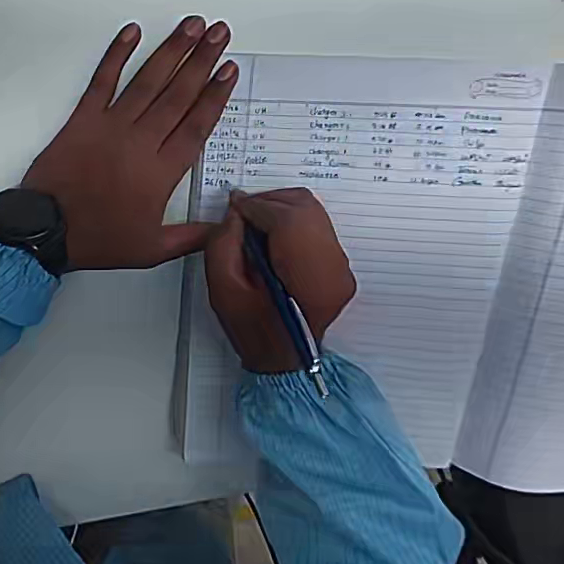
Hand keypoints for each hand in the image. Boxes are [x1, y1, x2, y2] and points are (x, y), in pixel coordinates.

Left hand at [22, 17, 236, 270]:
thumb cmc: (94, 238)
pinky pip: (102, 81)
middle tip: (219, 34)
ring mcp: (110, 127)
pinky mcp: (83, 120)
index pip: (196, 124)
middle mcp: (139, 143)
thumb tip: (219, 231)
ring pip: (147, 82)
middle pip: (178, 94)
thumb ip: (190, 237)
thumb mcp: (150, 249)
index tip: (228, 71)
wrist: (46, 232)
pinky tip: (131, 34)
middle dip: (202, 60)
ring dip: (171, 51)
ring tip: (190, 27)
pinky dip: (116, 55)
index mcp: (160, 172)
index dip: (215, 95)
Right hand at [203, 188, 356, 373]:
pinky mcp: (338, 264)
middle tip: (243, 215)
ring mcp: (340, 267)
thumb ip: (223, 244)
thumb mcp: (223, 290)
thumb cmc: (255, 333)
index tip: (236, 208)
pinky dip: (291, 220)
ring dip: (279, 209)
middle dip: (267, 202)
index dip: (255, 206)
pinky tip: (272, 236)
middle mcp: (333, 270)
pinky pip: (315, 224)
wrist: (286, 361)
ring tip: (255, 225)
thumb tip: (236, 214)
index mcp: (308, 280)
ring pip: (311, 210)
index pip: (285, 219)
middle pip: (302, 205)